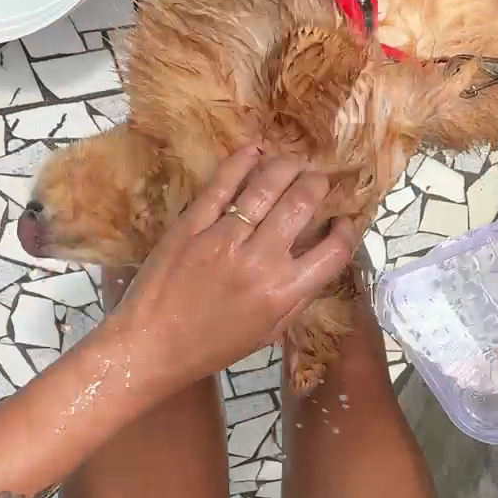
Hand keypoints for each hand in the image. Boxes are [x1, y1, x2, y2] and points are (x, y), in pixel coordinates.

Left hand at [93, 145, 357, 388]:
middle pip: (302, 204)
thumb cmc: (213, 345)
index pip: (333, 250)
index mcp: (283, 292)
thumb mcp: (269, 331)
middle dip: (317, 184)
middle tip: (319, 179)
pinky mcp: (191, 225)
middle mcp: (260, 261)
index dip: (348, 229)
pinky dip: (242, 162)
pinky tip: (256, 151)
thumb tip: (321, 257)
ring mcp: (224, 239)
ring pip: (266, 186)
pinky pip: (222, 185)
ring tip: (295, 162)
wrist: (150, 346)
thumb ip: (299, 295)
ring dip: (287, 166)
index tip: (346, 219)